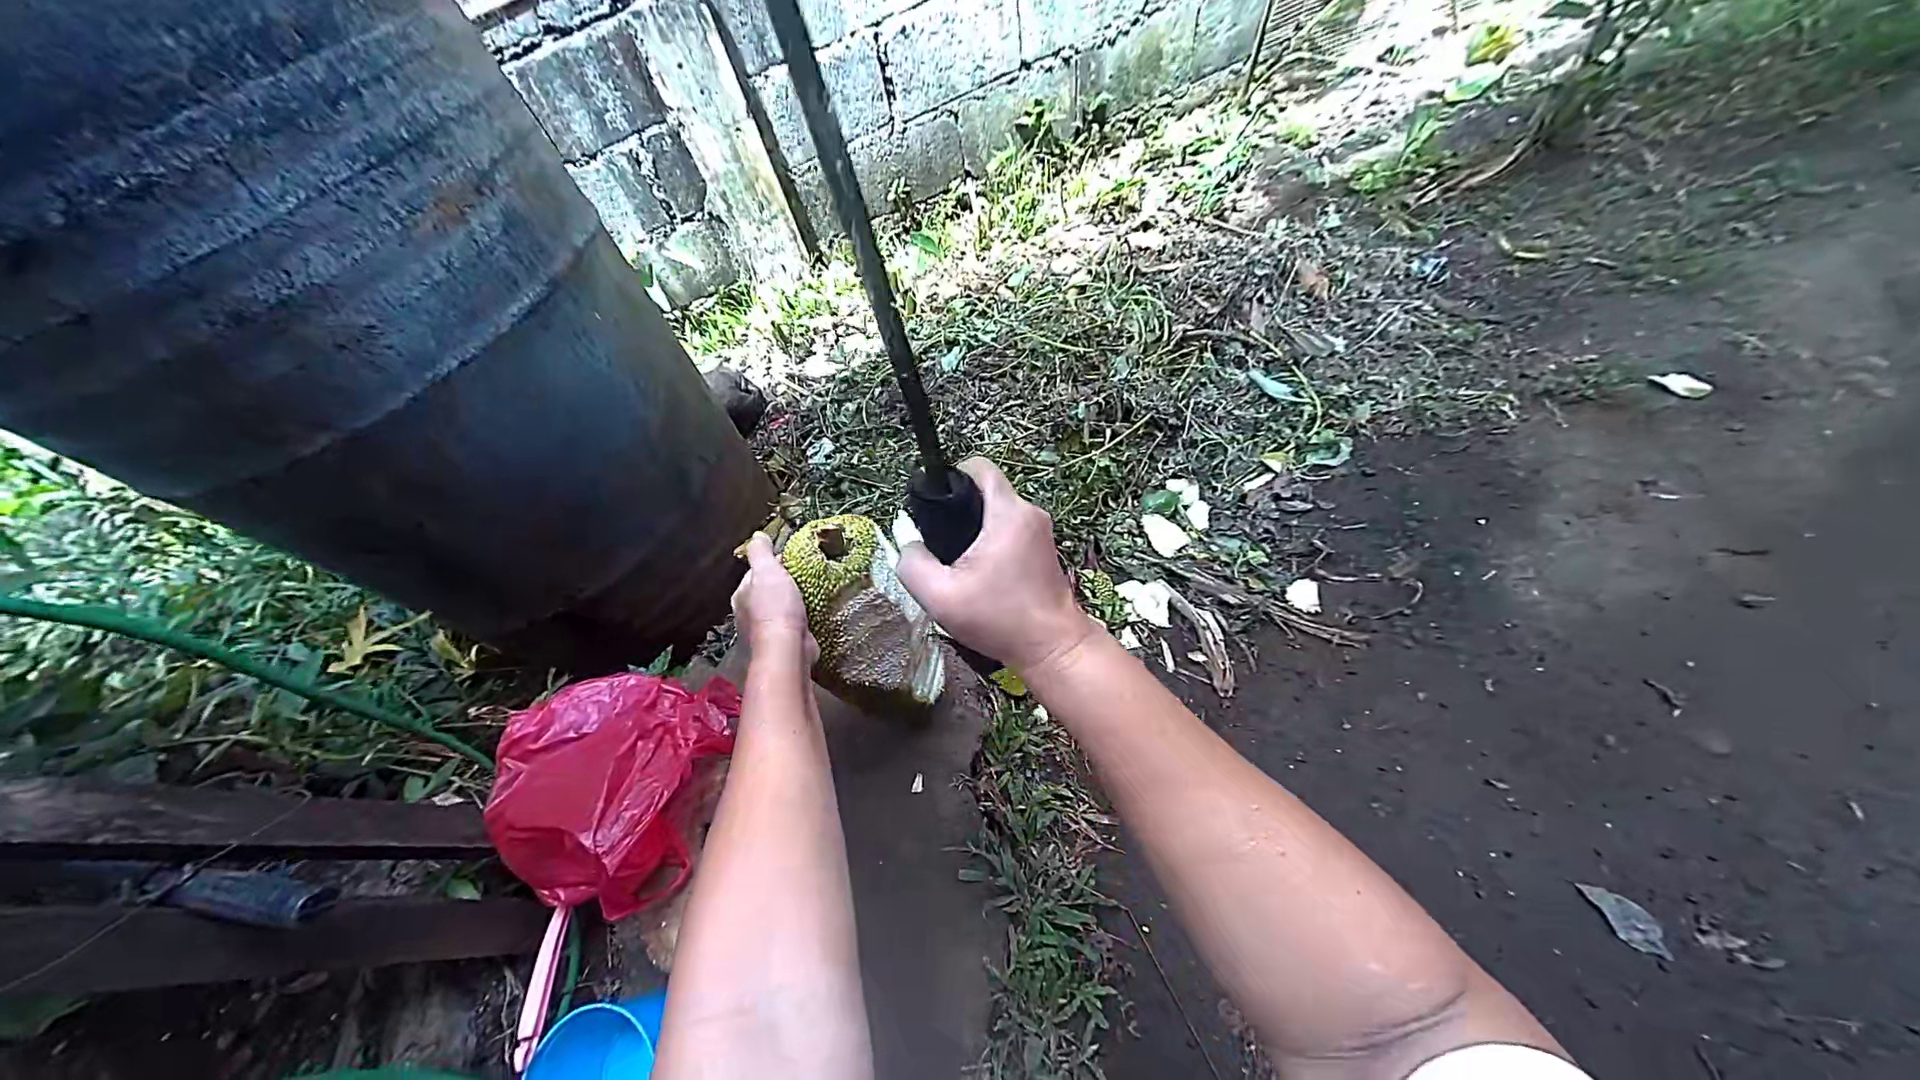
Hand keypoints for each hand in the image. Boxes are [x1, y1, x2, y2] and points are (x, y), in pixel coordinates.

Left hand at [732, 533, 817, 665]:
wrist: (787, 648)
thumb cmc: (776, 607)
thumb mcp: (767, 570)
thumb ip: (761, 552)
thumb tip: (757, 536)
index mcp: (742, 595)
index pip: (756, 573)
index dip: (773, 565)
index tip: (791, 561)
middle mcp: (748, 614)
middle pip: (768, 591)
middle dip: (783, 585)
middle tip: (803, 577)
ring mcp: (764, 630)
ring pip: (780, 608)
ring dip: (793, 603)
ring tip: (810, 594)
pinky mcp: (781, 643)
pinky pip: (792, 624)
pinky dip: (800, 618)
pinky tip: (811, 615)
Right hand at [897, 458, 1097, 674]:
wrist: (1053, 648)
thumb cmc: (999, 620)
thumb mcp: (941, 596)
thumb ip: (912, 563)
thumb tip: (905, 538)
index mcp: (1008, 513)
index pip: (980, 467)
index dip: (952, 476)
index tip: (935, 504)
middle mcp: (1029, 513)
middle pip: (987, 491)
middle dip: (961, 507)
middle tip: (939, 539)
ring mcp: (1041, 531)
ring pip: (999, 512)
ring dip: (976, 527)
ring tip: (957, 559)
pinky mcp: (1044, 548)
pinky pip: (1011, 529)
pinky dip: (992, 540)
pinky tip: (979, 570)